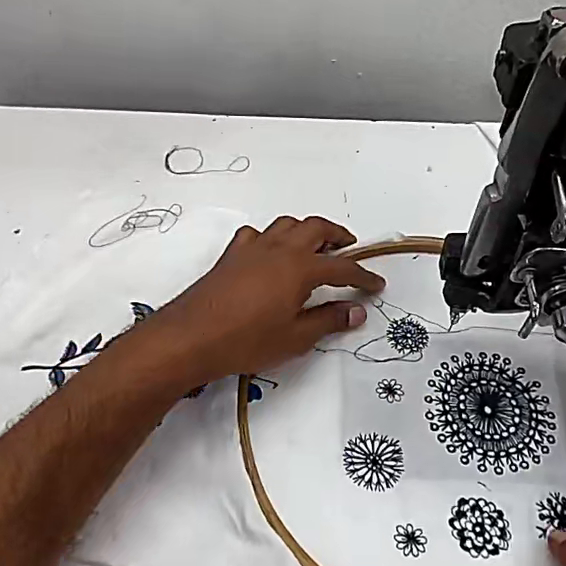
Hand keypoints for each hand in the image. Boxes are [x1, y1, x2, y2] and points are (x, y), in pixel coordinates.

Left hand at [122, 216, 383, 391]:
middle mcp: (278, 249)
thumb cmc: (244, 339)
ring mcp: (252, 249)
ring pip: (286, 225)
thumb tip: (353, 312)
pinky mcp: (232, 256)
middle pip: (316, 229)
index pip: (342, 268)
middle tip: (350, 249)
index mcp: (300, 268)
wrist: (192, 337)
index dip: (362, 277)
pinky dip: (270, 238)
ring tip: (315, 245)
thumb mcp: (295, 337)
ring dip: (305, 230)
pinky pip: (256, 235)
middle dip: (338, 236)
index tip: (374, 284)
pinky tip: (270, 253)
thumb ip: (328, 320)